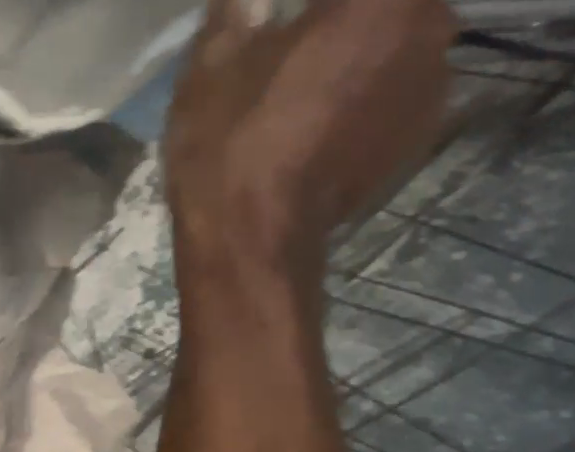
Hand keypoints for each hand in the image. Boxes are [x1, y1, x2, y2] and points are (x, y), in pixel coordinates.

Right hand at [165, 0, 455, 267]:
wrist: (254, 237)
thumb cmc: (229, 144)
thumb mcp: (210, 67)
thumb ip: (235, 13)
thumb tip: (245, 1)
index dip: (303, 12)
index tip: (270, 22)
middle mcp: (429, 25)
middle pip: (381, 8)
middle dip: (335, 23)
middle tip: (282, 52)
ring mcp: (433, 82)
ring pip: (392, 47)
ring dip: (352, 58)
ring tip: (296, 94)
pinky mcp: (420, 131)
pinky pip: (392, 93)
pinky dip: (360, 99)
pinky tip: (314, 128)